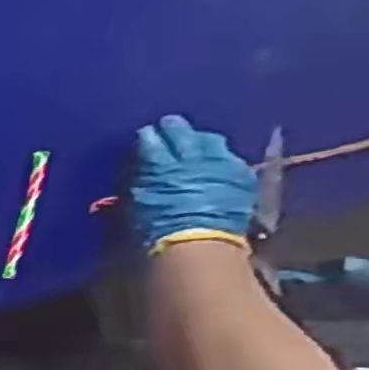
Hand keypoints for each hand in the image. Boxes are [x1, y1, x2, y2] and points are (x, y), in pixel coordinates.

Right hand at [130, 114, 256, 252]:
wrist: (195, 245)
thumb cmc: (149, 232)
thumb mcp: (127, 211)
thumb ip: (130, 188)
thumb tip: (128, 177)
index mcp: (158, 166)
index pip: (151, 144)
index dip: (145, 138)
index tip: (141, 134)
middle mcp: (191, 159)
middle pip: (184, 137)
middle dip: (174, 130)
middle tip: (167, 124)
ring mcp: (221, 165)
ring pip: (209, 142)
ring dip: (199, 139)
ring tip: (192, 137)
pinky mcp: (241, 177)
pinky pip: (228, 157)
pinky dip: (218, 154)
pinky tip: (213, 155)